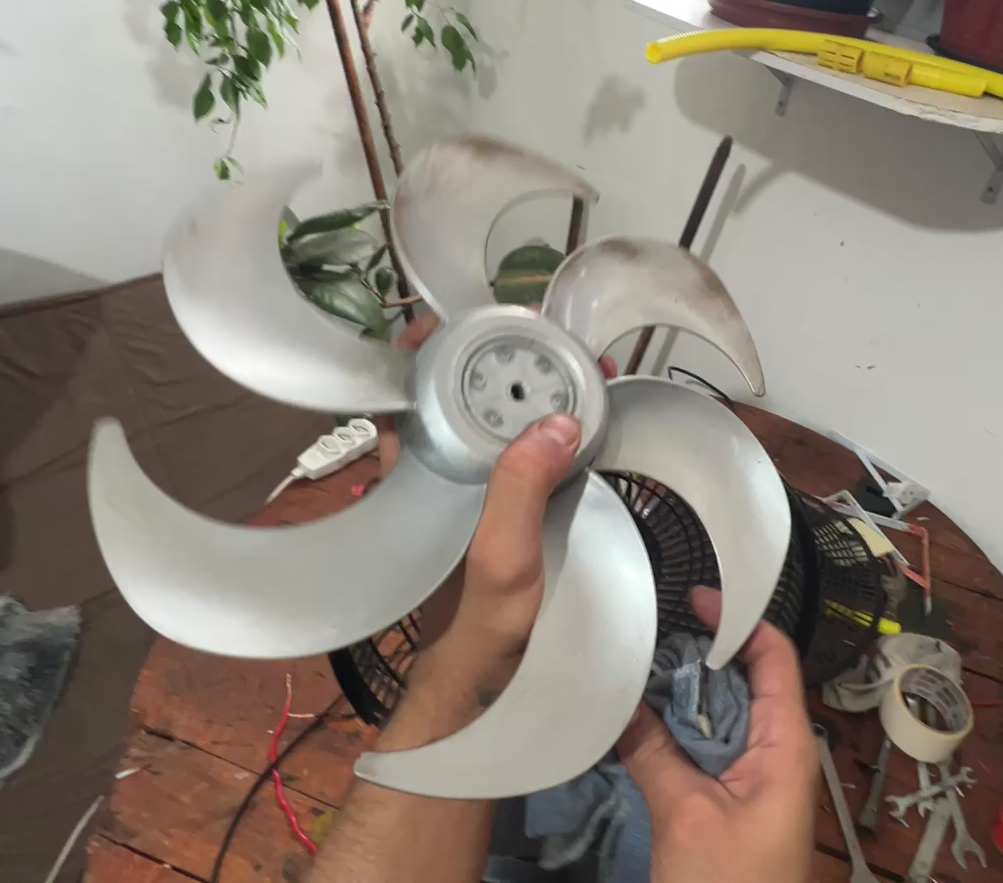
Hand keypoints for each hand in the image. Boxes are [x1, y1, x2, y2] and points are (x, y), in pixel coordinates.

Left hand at [390, 309, 612, 676]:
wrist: (495, 678)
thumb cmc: (480, 624)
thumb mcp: (499, 556)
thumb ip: (519, 490)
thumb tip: (557, 421)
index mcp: (427, 475)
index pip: (415, 396)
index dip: (431, 354)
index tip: (460, 324)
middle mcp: (450, 473)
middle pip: (467, 399)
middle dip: (505, 365)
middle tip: (552, 342)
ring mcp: (483, 488)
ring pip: (502, 424)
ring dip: (538, 394)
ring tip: (584, 370)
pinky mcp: (514, 503)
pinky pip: (530, 451)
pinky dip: (555, 429)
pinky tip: (587, 421)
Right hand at [617, 586, 816, 882]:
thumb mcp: (686, 815)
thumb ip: (654, 751)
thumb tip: (619, 700)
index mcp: (786, 743)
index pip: (775, 656)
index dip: (742, 619)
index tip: (698, 597)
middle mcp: (779, 749)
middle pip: (751, 676)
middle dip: (708, 646)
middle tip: (660, 623)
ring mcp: (759, 774)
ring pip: (728, 708)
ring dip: (692, 684)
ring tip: (649, 654)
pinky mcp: (737, 796)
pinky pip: (714, 740)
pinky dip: (685, 719)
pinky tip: (651, 709)